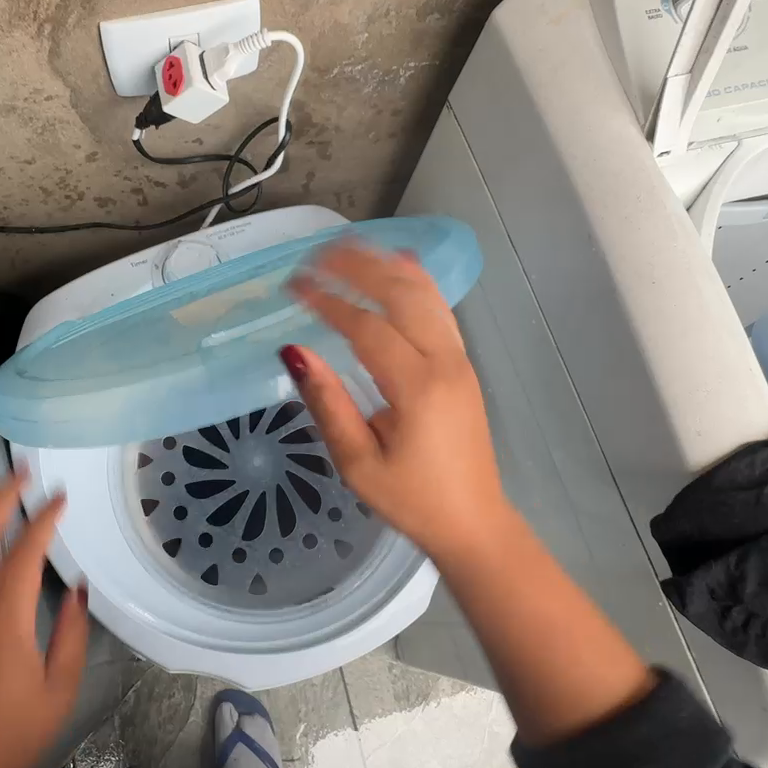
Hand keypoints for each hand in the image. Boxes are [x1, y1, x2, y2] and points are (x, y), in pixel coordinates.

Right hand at [289, 244, 654, 743]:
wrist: (474, 521)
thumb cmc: (412, 500)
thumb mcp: (358, 463)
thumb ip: (328, 404)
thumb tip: (295, 353)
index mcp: (417, 388)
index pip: (367, 327)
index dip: (328, 301)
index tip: (293, 286)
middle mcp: (444, 362)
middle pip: (400, 294)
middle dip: (357, 266)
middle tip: (315, 254)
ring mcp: (460, 359)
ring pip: (424, 294)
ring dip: (385, 264)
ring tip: (349, 245)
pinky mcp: (463, 363)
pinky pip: (440, 308)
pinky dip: (417, 279)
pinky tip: (399, 261)